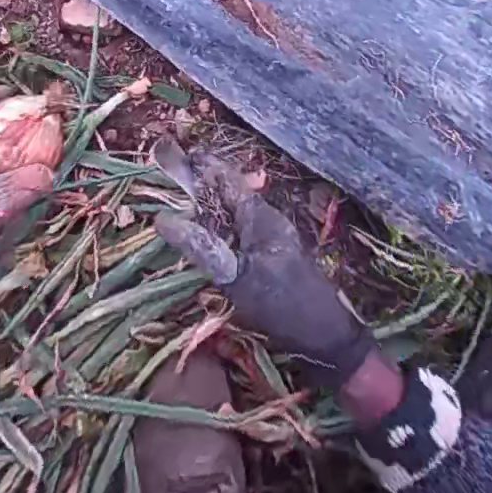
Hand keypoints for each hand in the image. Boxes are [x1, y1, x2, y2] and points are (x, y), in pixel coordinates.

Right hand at [153, 142, 377, 391]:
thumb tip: (163, 219)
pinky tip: (208, 237)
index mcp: (260, 216)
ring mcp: (273, 236)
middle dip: (200, 184)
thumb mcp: (234, 278)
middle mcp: (268, 219)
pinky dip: (220, 226)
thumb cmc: (282, 305)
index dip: (199, 165)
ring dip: (209, 206)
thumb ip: (200, 247)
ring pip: (235, 212)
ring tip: (181, 205)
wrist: (328, 338)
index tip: (170, 154)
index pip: (225, 178)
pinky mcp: (274, 254)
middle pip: (229, 192)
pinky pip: (241, 230)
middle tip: (169, 180)